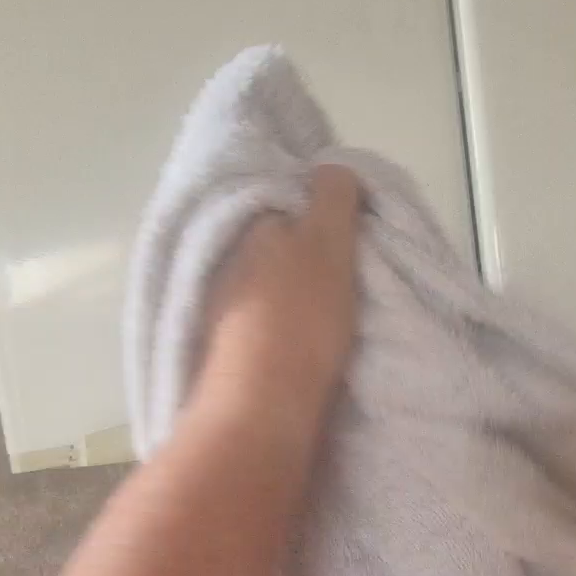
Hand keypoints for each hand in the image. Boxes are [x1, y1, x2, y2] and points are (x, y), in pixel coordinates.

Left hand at [201, 165, 363, 418]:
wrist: (261, 409)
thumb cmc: (298, 318)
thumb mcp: (326, 244)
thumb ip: (332, 197)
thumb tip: (332, 166)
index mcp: (246, 228)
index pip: (284, 198)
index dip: (321, 208)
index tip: (354, 229)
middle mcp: (224, 261)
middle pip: (276, 243)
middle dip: (307, 249)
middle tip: (351, 270)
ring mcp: (220, 308)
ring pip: (269, 283)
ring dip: (296, 289)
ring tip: (335, 308)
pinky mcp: (227, 351)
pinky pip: (263, 320)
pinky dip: (286, 322)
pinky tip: (308, 339)